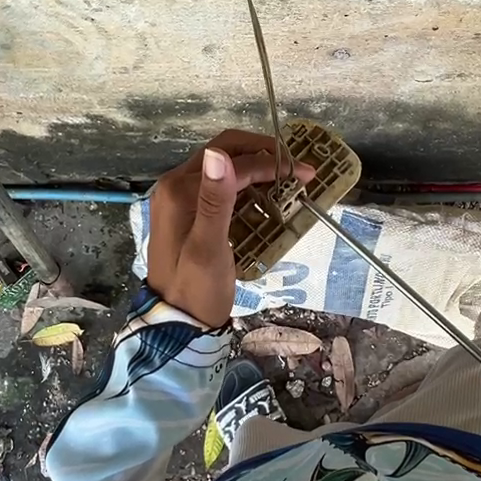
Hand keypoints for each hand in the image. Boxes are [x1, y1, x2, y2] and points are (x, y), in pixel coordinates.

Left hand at [146, 130, 313, 327]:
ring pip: (224, 168)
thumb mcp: (208, 249)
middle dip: (264, 156)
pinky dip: (246, 186)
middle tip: (298, 170)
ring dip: (257, 168)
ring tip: (288, 182)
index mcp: (178, 190)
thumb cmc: (196, 291)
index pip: (232, 161)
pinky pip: (221, 186)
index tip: (304, 173)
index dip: (269, 163)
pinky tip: (266, 197)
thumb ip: (215, 201)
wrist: (176, 327)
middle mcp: (175, 185)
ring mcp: (180, 197)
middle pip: (226, 152)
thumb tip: (218, 153)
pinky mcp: (188, 211)